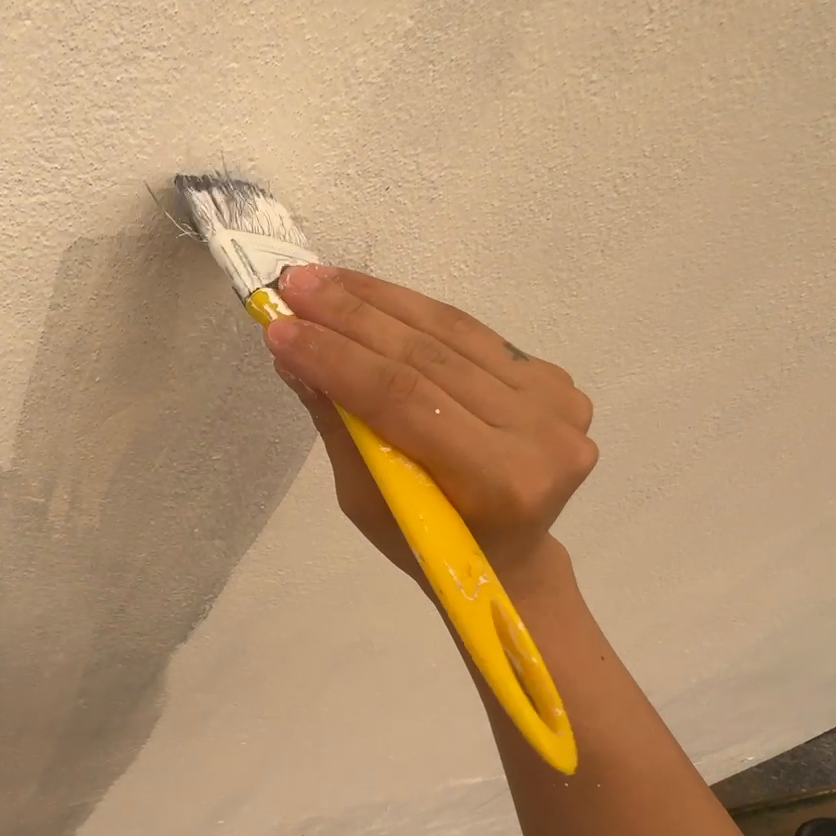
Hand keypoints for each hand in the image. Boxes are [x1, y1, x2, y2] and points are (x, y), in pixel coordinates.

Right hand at [264, 265, 597, 584]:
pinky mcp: (552, 377)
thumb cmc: (423, 544)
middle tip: (291, 286)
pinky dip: (408, 308)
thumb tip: (293, 357)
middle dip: (348, 318)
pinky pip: (467, 332)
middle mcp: (542, 434)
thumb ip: (340, 424)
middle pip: (428, 357)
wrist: (505, 556)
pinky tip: (362, 292)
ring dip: (374, 299)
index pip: (403, 400)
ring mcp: (556, 400)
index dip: (336, 359)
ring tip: (317, 279)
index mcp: (498, 482)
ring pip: (449, 332)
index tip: (278, 328)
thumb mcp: (365, 500)